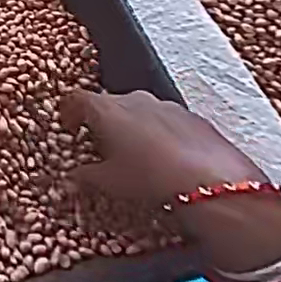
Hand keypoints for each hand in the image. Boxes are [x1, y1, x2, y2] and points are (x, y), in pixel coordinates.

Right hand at [63, 89, 280, 268]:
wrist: (212, 182)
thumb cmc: (149, 177)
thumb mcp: (110, 182)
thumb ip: (86, 176)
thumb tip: (70, 179)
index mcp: (106, 109)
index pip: (77, 99)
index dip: (68, 111)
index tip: (68, 127)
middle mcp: (134, 99)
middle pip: (108, 103)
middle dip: (101, 121)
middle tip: (100, 145)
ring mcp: (165, 105)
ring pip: (139, 109)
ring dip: (131, 126)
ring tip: (135, 153)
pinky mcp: (192, 116)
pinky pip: (165, 119)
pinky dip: (158, 132)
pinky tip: (164, 157)